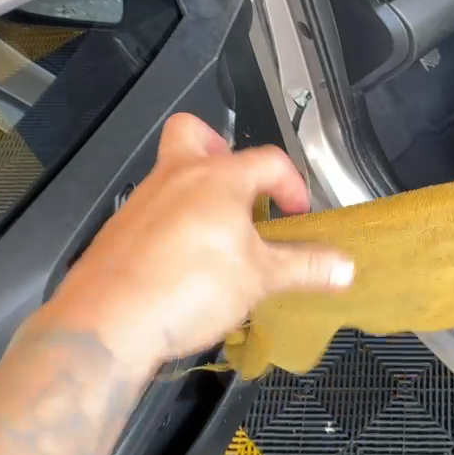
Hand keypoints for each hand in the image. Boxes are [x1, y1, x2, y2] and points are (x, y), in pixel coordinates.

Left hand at [40, 113, 353, 364]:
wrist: (108, 322)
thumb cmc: (190, 286)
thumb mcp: (261, 279)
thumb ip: (306, 267)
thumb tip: (345, 268)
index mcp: (219, 177)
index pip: (269, 161)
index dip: (292, 184)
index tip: (298, 215)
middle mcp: (177, 176)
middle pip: (194, 132)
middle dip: (220, 148)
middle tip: (240, 185)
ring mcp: (143, 200)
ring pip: (171, 171)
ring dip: (197, 189)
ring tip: (219, 232)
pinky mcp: (119, 229)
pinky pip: (152, 209)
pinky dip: (172, 222)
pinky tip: (184, 261)